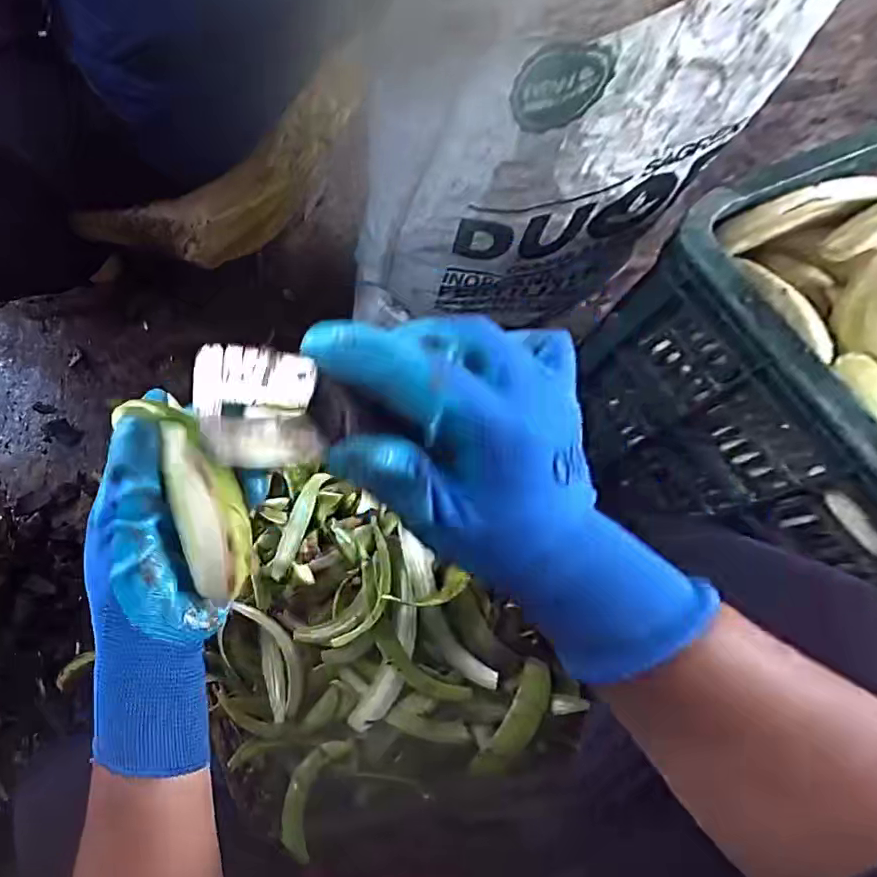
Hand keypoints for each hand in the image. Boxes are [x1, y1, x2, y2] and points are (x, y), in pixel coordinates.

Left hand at [84, 390, 221, 777]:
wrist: (158, 647)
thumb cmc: (129, 587)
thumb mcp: (122, 524)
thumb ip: (132, 471)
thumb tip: (139, 413)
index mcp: (129, 493)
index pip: (149, 442)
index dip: (171, 420)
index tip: (197, 404)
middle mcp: (160, 500)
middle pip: (188, 454)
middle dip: (213, 437)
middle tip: (240, 422)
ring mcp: (190, 520)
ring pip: (216, 477)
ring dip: (235, 461)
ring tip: (254, 448)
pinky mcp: (217, 539)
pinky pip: (234, 507)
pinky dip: (246, 492)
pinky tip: (257, 482)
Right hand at [300, 317, 719, 683]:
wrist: (560, 544)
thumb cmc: (492, 537)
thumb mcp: (436, 520)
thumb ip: (395, 479)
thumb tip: (342, 447)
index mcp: (489, 427)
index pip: (417, 372)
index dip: (363, 353)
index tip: (316, 342)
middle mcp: (522, 387)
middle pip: (441, 341)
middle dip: (386, 351)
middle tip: (351, 380)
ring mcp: (544, 375)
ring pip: (470, 333)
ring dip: (421, 346)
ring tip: (393, 377)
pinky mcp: (555, 373)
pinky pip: (510, 337)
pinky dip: (470, 346)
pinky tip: (456, 372)